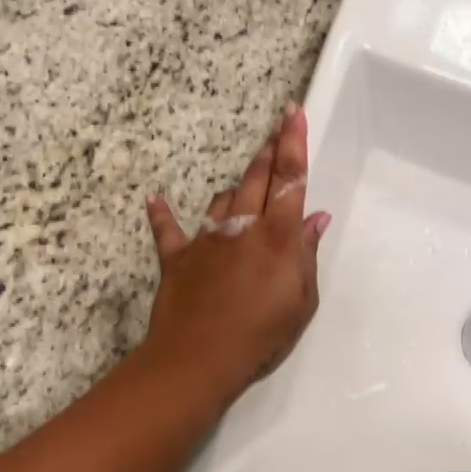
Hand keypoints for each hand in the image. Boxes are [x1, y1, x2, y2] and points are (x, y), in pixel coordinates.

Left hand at [139, 102, 331, 394]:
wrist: (199, 358)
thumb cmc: (262, 333)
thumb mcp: (301, 300)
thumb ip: (307, 255)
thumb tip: (315, 219)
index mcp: (277, 236)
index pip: (290, 178)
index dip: (294, 143)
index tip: (293, 113)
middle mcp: (243, 227)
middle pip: (257, 178)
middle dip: (269, 150)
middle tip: (275, 127)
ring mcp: (207, 240)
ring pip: (223, 198)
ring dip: (236, 188)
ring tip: (245, 183)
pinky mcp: (177, 259)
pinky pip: (168, 230)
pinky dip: (163, 214)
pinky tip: (155, 199)